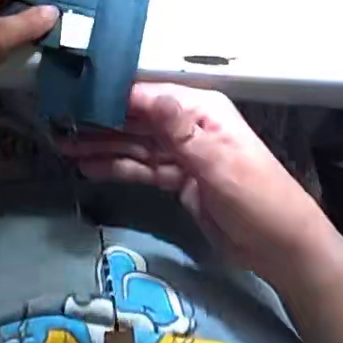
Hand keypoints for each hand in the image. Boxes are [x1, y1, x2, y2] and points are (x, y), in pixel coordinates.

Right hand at [60, 83, 342, 289]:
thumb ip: (179, 129)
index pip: (147, 95)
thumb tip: (148, 93)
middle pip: (135, 117)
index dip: (111, 94)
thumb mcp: (218, 162)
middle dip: (99, 121)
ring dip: (101, 145)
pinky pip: (141, 168)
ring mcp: (181, 152)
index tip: (75, 95)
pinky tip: (89, 168)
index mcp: (200, 109)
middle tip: (60, 123)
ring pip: (133, 143)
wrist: (282, 250)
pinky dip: (116, 167)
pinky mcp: (177, 178)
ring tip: (64, 146)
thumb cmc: (257, 197)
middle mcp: (187, 124)